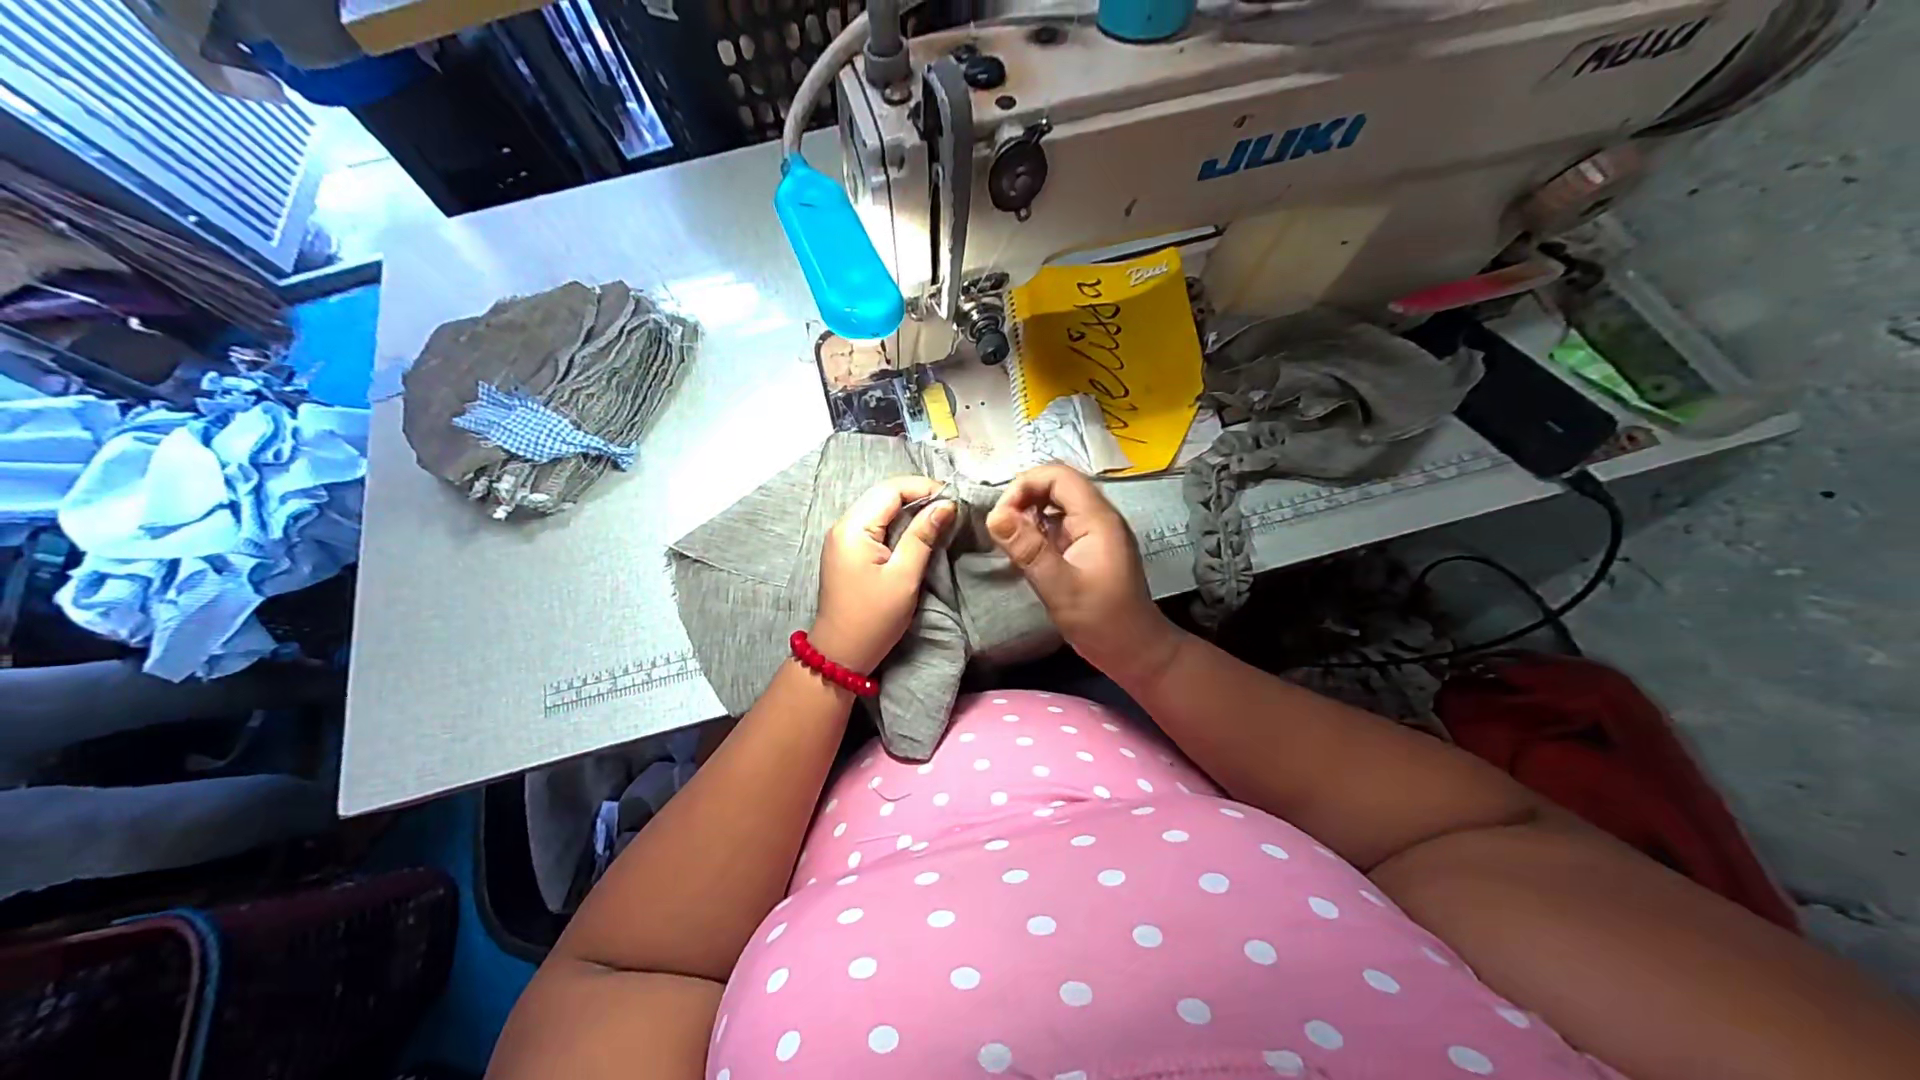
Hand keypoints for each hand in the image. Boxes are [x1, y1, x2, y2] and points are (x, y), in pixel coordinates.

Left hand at [811, 476, 955, 674]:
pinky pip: (875, 523)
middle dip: (918, 496)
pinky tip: (917, 532)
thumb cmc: (874, 619)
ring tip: (939, 518)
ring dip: (910, 509)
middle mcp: (843, 525)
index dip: (924, 488)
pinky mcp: (847, 549)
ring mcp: (842, 537)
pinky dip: (898, 523)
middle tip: (950, 508)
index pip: (890, 489)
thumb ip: (923, 537)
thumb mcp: (904, 577)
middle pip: (884, 494)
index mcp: (853, 528)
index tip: (953, 499)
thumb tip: (946, 505)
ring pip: (880, 507)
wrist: (841, 653)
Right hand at [986, 465, 1180, 680]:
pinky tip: (1025, 551)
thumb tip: (994, 516)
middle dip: (1022, 497)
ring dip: (1028, 514)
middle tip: (1001, 527)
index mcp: (1097, 518)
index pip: (1058, 475)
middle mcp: (1097, 517)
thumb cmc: (1102, 620)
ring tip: (1009, 539)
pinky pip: (1057, 525)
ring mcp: (1093, 532)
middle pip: (1056, 484)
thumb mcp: (1059, 586)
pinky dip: (1036, 530)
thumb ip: (1028, 549)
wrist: (1135, 651)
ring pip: (1055, 504)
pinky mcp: (1086, 548)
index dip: (1024, 485)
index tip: (1001, 515)